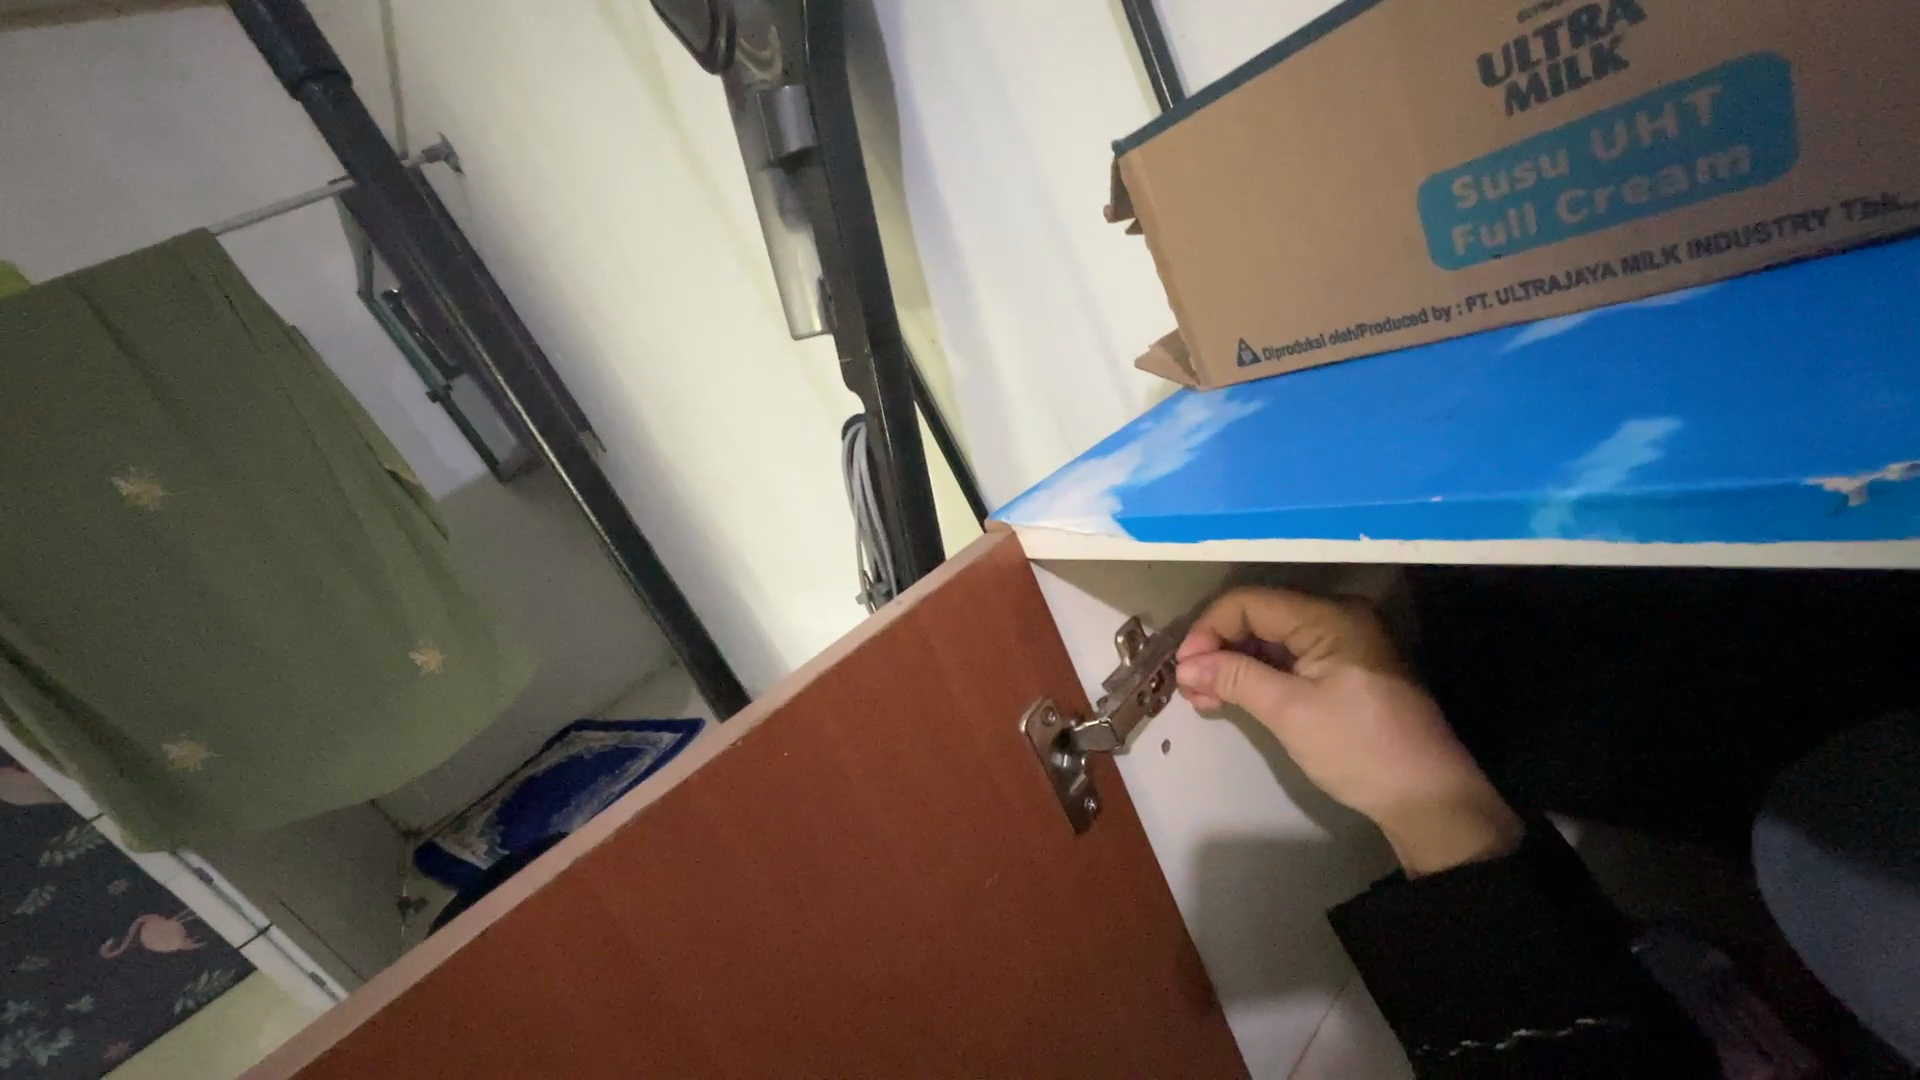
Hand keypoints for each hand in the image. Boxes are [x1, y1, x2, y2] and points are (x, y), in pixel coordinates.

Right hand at [1174, 586, 1523, 874]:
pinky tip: (1228, 698)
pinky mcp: (1339, 669)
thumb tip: (1184, 665)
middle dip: (1216, 649)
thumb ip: (1235, 678)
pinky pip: (1286, 659)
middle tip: (1188, 687)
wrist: (1429, 800)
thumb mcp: (1290, 712)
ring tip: (1202, 699)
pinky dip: (1255, 677)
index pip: (1250, 603)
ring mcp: (1339, 644)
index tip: (1184, 667)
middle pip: (1257, 618)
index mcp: (1329, 617)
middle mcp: (1335, 618)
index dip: (1209, 629)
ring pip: (1268, 641)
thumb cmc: (1360, 749)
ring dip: (1231, 666)